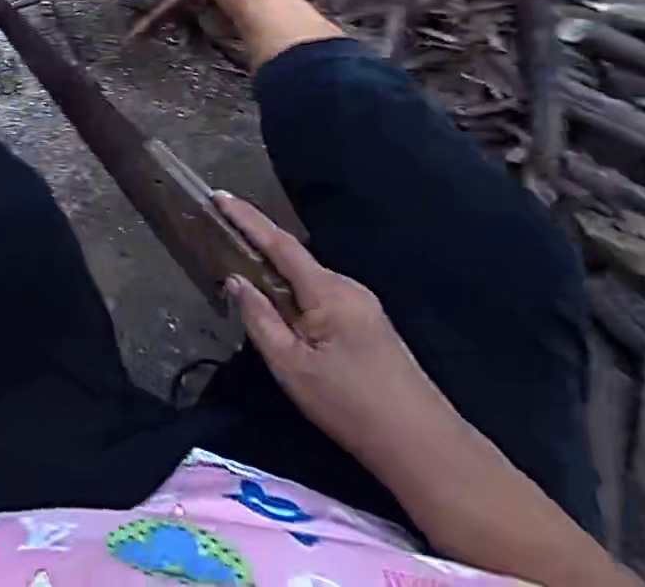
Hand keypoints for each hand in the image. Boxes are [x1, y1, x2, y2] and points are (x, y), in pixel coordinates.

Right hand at [220, 194, 459, 467]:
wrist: (426, 449)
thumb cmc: (350, 405)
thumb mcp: (289, 364)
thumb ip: (258, 317)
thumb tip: (236, 280)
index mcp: (329, 292)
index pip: (279, 244)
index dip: (246, 218)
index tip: (218, 195)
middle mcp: (348, 289)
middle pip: (292, 258)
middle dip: (256, 244)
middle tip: (218, 235)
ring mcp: (362, 306)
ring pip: (305, 279)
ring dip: (273, 272)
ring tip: (239, 273)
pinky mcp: (367, 324)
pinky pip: (318, 295)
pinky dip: (291, 291)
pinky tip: (277, 307)